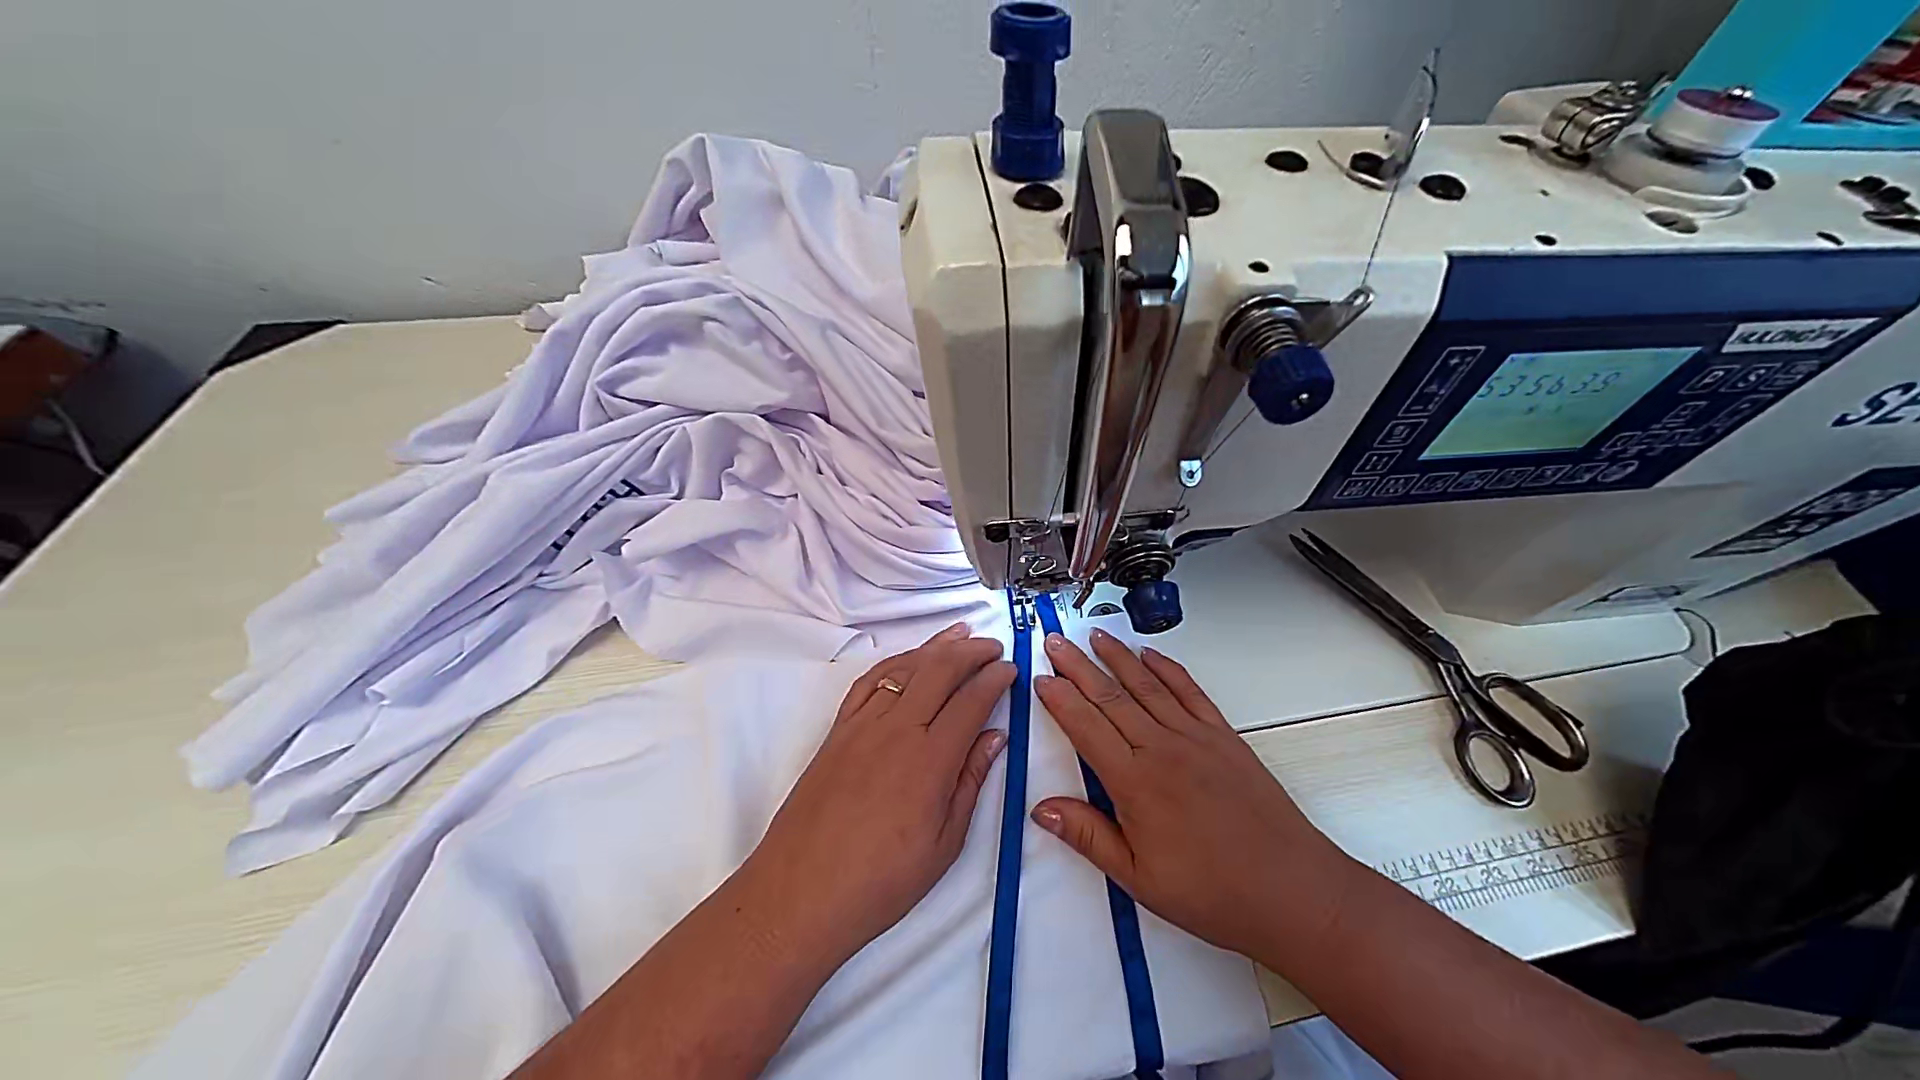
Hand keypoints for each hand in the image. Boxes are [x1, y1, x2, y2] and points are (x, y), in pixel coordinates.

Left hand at [733, 623, 1016, 962]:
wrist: (801, 893)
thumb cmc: (879, 881)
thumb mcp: (944, 844)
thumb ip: (970, 782)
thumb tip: (994, 739)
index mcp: (930, 761)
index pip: (971, 702)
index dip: (994, 680)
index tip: (1010, 671)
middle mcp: (896, 731)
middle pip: (939, 671)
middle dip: (971, 652)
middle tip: (992, 647)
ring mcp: (862, 726)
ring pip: (905, 668)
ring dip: (935, 647)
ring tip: (959, 634)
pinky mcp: (837, 731)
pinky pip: (869, 682)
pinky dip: (894, 662)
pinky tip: (908, 660)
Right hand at [1031, 629, 1355, 961]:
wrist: (1293, 891)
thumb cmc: (1217, 892)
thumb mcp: (1139, 878)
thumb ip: (1088, 836)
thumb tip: (1044, 810)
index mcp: (1137, 783)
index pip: (1086, 726)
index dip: (1059, 699)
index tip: (1041, 680)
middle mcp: (1164, 750)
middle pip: (1110, 696)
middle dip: (1078, 666)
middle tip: (1057, 643)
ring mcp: (1197, 739)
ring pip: (1147, 686)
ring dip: (1118, 657)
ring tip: (1095, 636)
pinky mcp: (1225, 738)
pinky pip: (1190, 692)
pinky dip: (1168, 669)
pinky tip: (1152, 656)